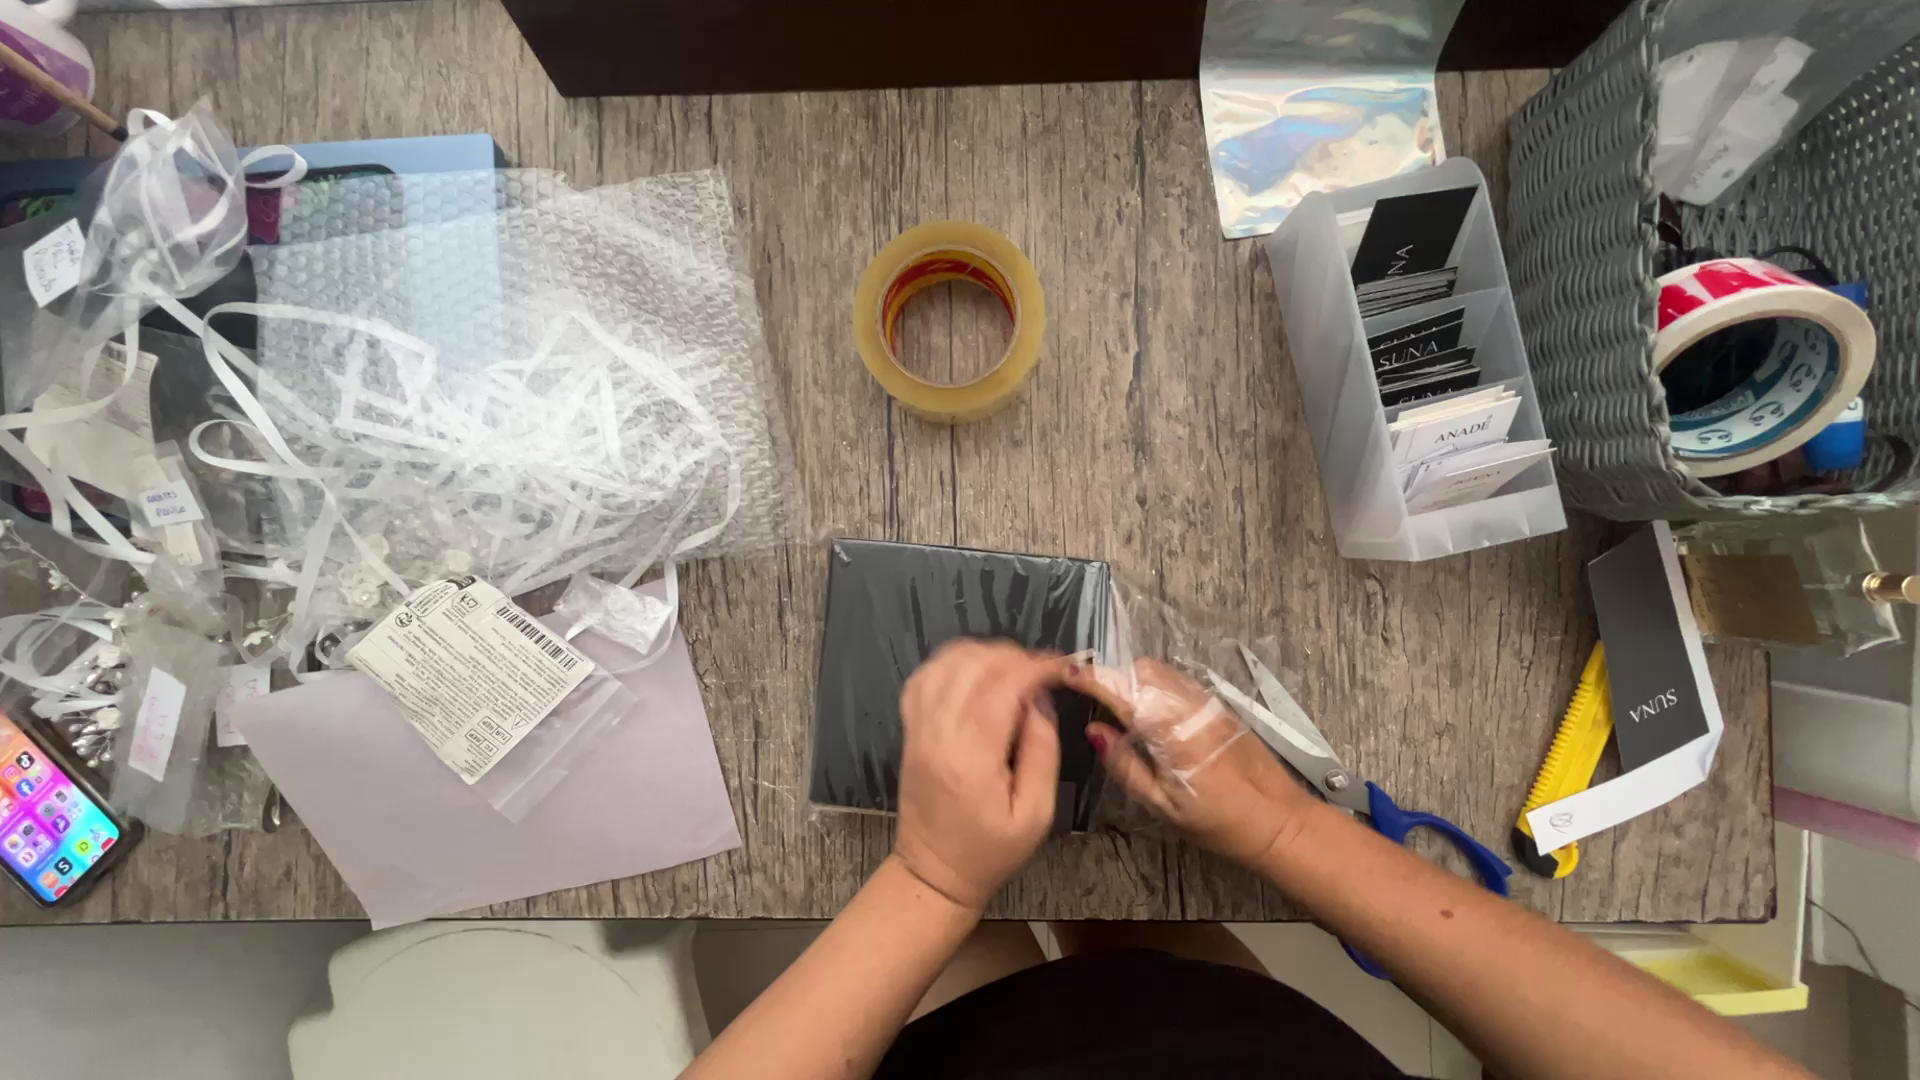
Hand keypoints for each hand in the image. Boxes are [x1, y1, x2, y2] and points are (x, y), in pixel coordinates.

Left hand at [893, 640, 1065, 911]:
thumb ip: (1043, 751)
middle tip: (1041, 670)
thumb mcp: (1036, 813)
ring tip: (1013, 669)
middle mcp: (938, 733)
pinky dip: (952, 662)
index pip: (1003, 687)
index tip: (1063, 666)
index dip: (1036, 667)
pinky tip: (976, 671)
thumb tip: (1043, 699)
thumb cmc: (991, 851)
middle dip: (1013, 655)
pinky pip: (924, 677)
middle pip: (972, 665)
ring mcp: (918, 727)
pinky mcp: (910, 728)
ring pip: (946, 663)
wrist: (933, 872)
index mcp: (972, 757)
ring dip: (983, 654)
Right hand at [1065, 657, 1317, 864]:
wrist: (1279, 821)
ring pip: (1159, 671)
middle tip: (1092, 695)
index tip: (1067, 674)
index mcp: (1169, 732)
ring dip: (1133, 677)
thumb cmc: (1217, 822)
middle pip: (1140, 670)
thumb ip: (1125, 765)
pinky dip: (1155, 684)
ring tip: (1117, 702)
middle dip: (1112, 675)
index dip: (1092, 678)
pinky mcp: (1218, 705)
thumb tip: (1094, 731)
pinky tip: (1150, 709)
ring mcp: (1206, 702)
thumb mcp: (1162, 805)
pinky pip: (1177, 681)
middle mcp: (1187, 707)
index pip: (1122, 691)